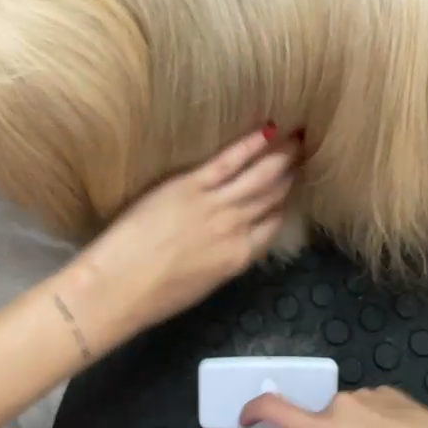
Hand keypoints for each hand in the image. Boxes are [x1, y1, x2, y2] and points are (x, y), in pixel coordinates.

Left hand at [74, 126, 296, 330]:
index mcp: (239, 257)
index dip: (285, 202)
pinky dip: (250, 145)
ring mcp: (216, 205)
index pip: (273, 224)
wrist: (120, 287)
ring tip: (297, 137)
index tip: (295, 185)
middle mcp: (236, 228)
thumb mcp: (203, 284)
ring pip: (259, 176)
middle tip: (307, 151)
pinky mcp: (191, 186)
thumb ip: (222, 259)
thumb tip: (231, 241)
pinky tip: (267, 130)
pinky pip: (228, 162)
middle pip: (272, 195)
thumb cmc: (154, 297)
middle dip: (291, 173)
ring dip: (281, 155)